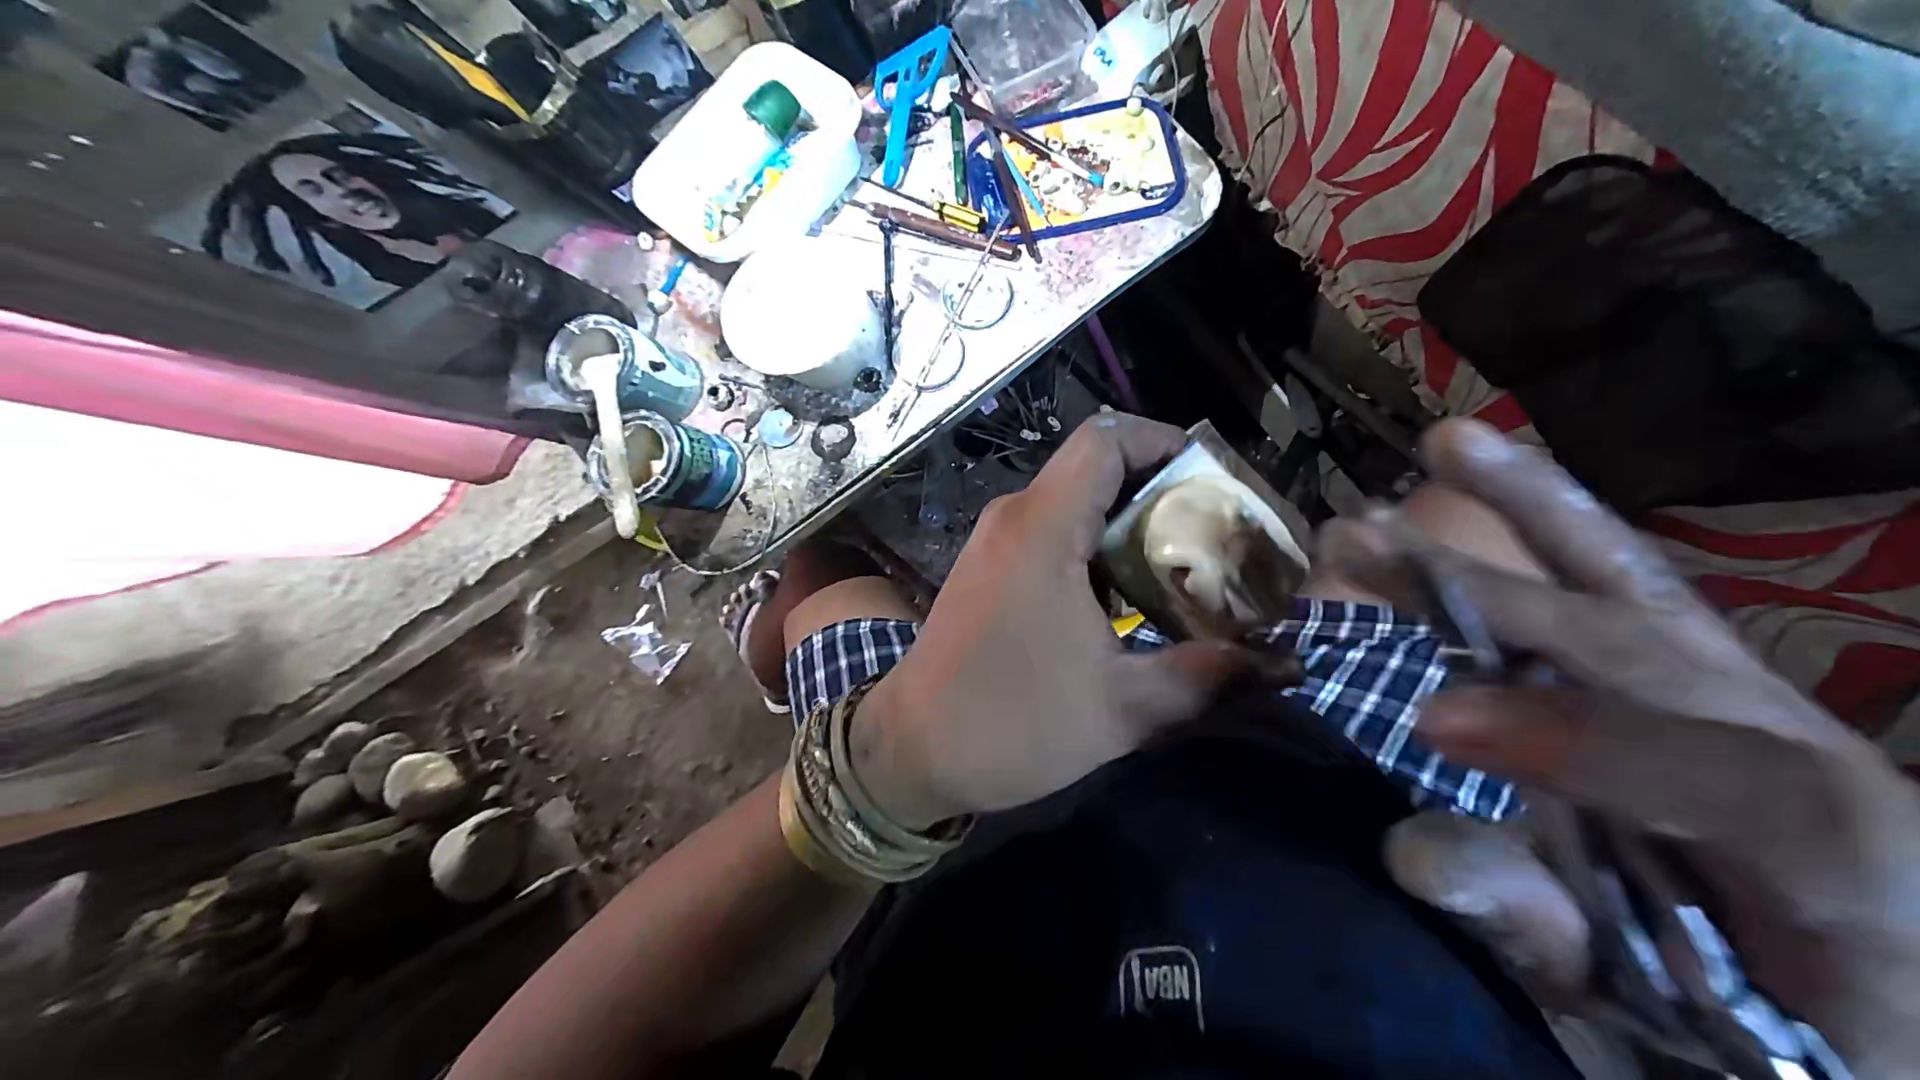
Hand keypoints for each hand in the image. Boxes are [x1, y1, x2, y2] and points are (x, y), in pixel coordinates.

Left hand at [852, 413, 1250, 828]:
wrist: (910, 751)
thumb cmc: (1011, 724)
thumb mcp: (1122, 709)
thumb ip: (1207, 677)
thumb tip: (1283, 664)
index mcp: (1043, 529)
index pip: (1105, 440)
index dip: (1162, 443)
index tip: (1212, 482)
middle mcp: (1013, 518)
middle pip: (1093, 468)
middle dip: (1159, 492)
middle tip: (1214, 536)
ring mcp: (992, 542)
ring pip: (1071, 502)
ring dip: (1126, 525)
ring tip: (1181, 568)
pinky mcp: (984, 568)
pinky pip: (1047, 532)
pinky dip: (1092, 548)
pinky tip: (1125, 597)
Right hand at [1320, 420, 1919, 1070]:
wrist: (1872, 992)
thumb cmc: (1782, 1035)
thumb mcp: (1676, 1033)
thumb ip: (1553, 942)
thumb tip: (1412, 846)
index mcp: (1858, 870)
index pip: (1741, 783)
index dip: (1581, 742)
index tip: (1431, 720)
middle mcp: (1800, 743)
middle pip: (1647, 647)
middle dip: (1486, 598)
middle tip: (1358, 547)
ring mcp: (1743, 692)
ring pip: (1640, 580)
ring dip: (1530, 506)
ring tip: (1444, 445)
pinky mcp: (1693, 672)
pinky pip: (1620, 575)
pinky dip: (1547, 515)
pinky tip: (1481, 463)